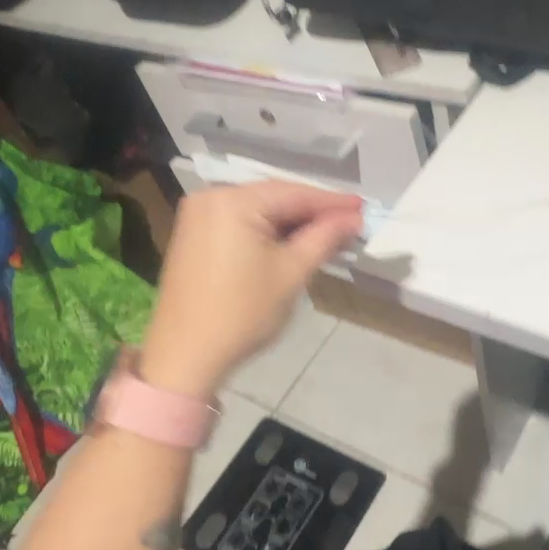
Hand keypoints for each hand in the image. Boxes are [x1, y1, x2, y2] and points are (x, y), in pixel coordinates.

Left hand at [138, 182, 364, 399]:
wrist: (185, 356)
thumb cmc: (242, 313)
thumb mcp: (291, 273)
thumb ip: (324, 238)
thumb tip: (353, 218)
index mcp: (232, 201)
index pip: (294, 194)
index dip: (332, 202)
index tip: (363, 207)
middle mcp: (210, 197)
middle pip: (274, 199)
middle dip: (312, 212)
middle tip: (350, 221)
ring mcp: (197, 216)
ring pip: (257, 212)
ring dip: (291, 223)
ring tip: (328, 233)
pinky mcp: (193, 236)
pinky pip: (239, 224)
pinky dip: (266, 232)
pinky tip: (291, 242)